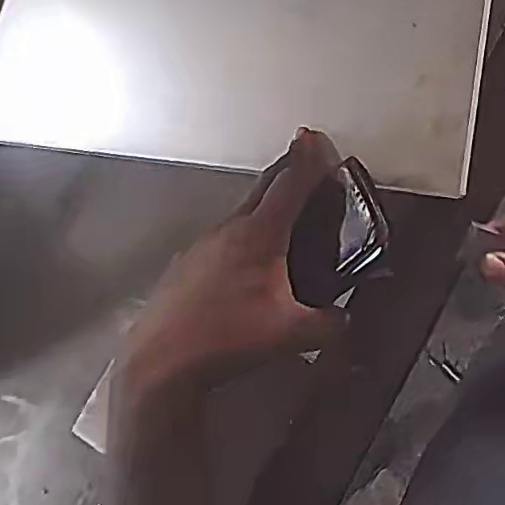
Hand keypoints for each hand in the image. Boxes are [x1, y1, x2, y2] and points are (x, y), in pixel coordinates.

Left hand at [119, 129, 347, 407]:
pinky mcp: (184, 266)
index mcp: (259, 236)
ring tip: (282, 213)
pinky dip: (242, 233)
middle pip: (265, 188)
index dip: (307, 160)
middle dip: (288, 170)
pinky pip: (222, 237)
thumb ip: (330, 324)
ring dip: (265, 204)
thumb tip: (346, 320)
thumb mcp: (292, 334)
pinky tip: (244, 259)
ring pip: (242, 213)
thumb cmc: (226, 340)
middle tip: (303, 158)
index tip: (314, 137)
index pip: (290, 185)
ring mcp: (202, 246)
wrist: (158, 367)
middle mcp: (229, 231)